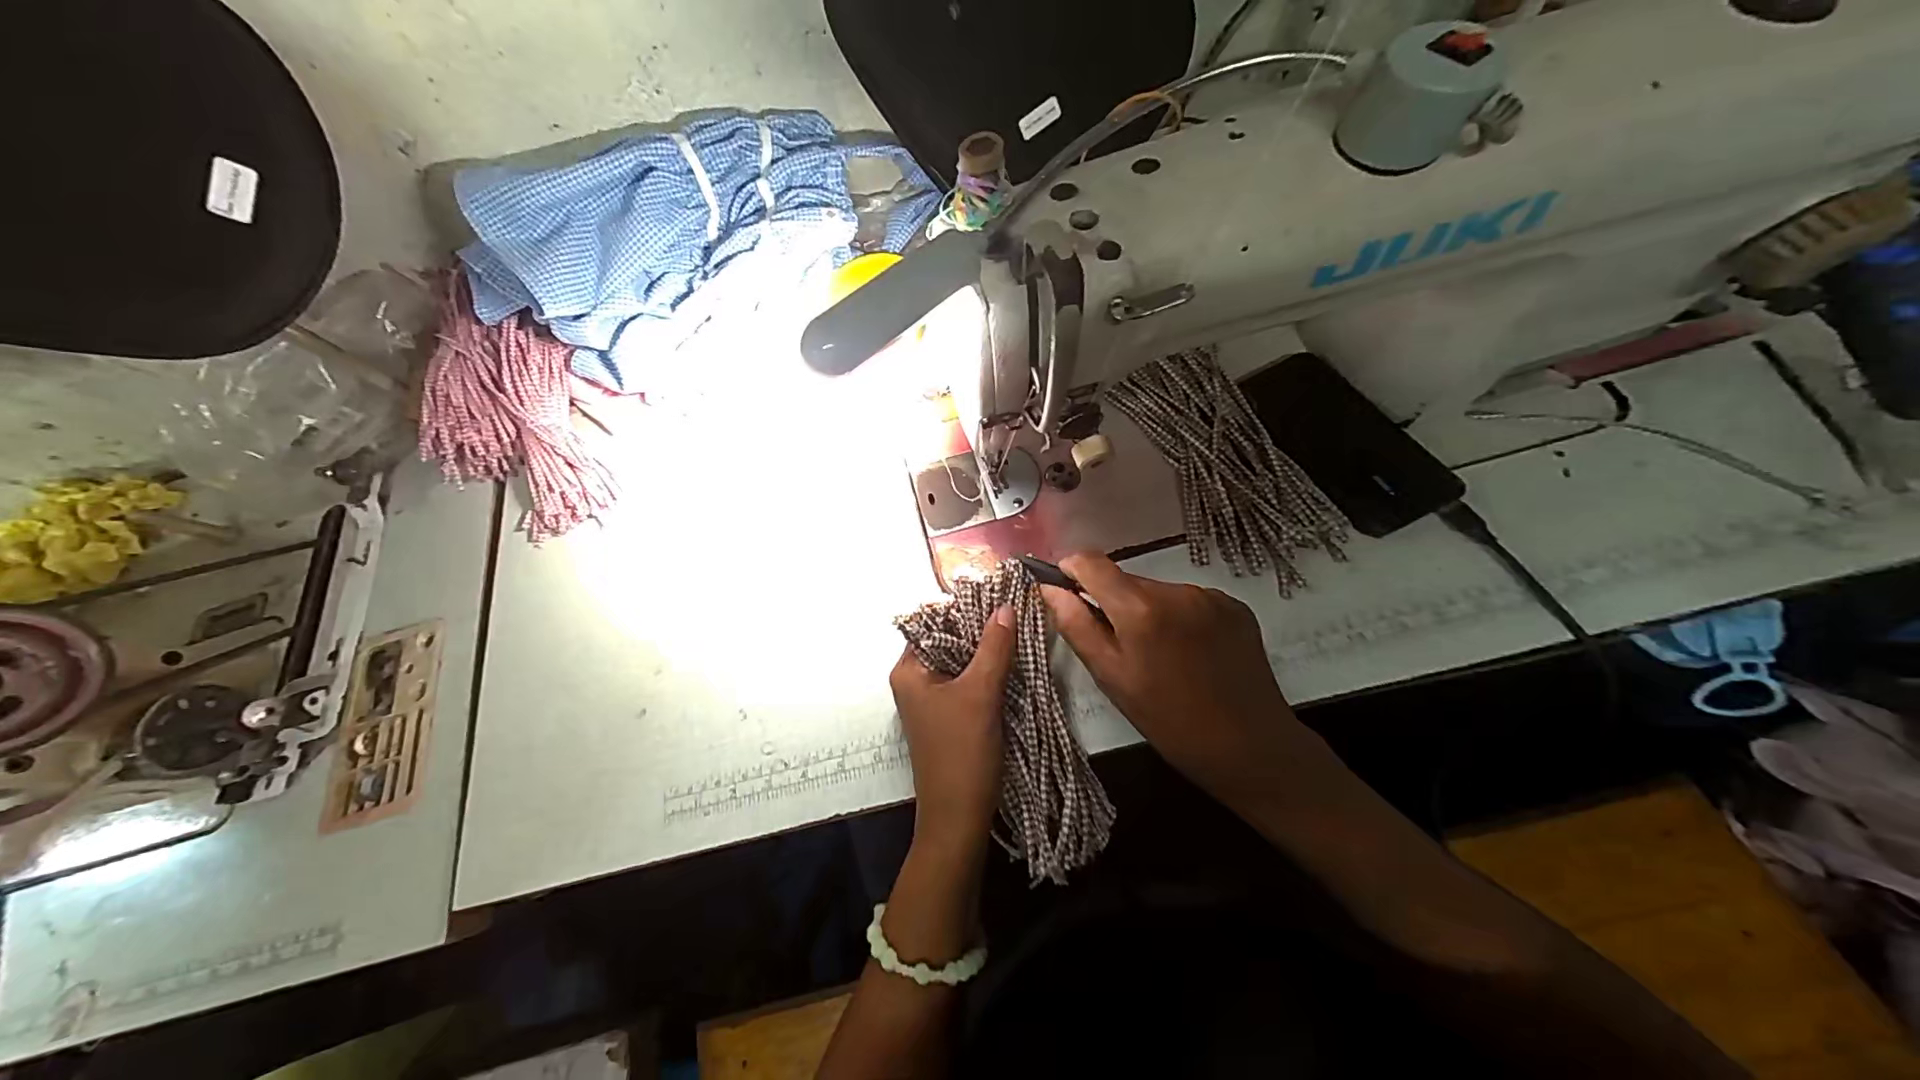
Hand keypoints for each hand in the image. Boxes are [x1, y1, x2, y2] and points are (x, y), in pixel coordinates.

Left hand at [889, 605, 1014, 850]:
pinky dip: (989, 673)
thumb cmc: (961, 752)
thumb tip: (1006, 606)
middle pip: (949, 641)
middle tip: (1017, 613)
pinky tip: (1014, 665)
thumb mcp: (980, 694)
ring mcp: (932, 699)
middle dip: (981, 629)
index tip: (1000, 598)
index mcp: (909, 670)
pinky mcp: (950, 716)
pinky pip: (968, 682)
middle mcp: (915, 680)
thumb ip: (994, 648)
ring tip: (1020, 633)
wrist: (959, 818)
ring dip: (988, 652)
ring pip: (962, 662)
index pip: (933, 622)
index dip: (964, 609)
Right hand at [1040, 553, 1306, 806]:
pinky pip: (1190, 601)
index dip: (1070, 570)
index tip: (1064, 590)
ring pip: (1158, 592)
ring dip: (1148, 612)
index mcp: (1140, 608)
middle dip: (1113, 602)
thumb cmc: (1167, 719)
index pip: (1090, 562)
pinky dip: (1179, 618)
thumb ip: (1076, 626)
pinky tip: (1189, 654)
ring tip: (1159, 655)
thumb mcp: (1111, 677)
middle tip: (1118, 646)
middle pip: (1126, 579)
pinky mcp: (1234, 606)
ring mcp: (1210, 595)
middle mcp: (1176, 589)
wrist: (1249, 746)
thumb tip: (1048, 588)